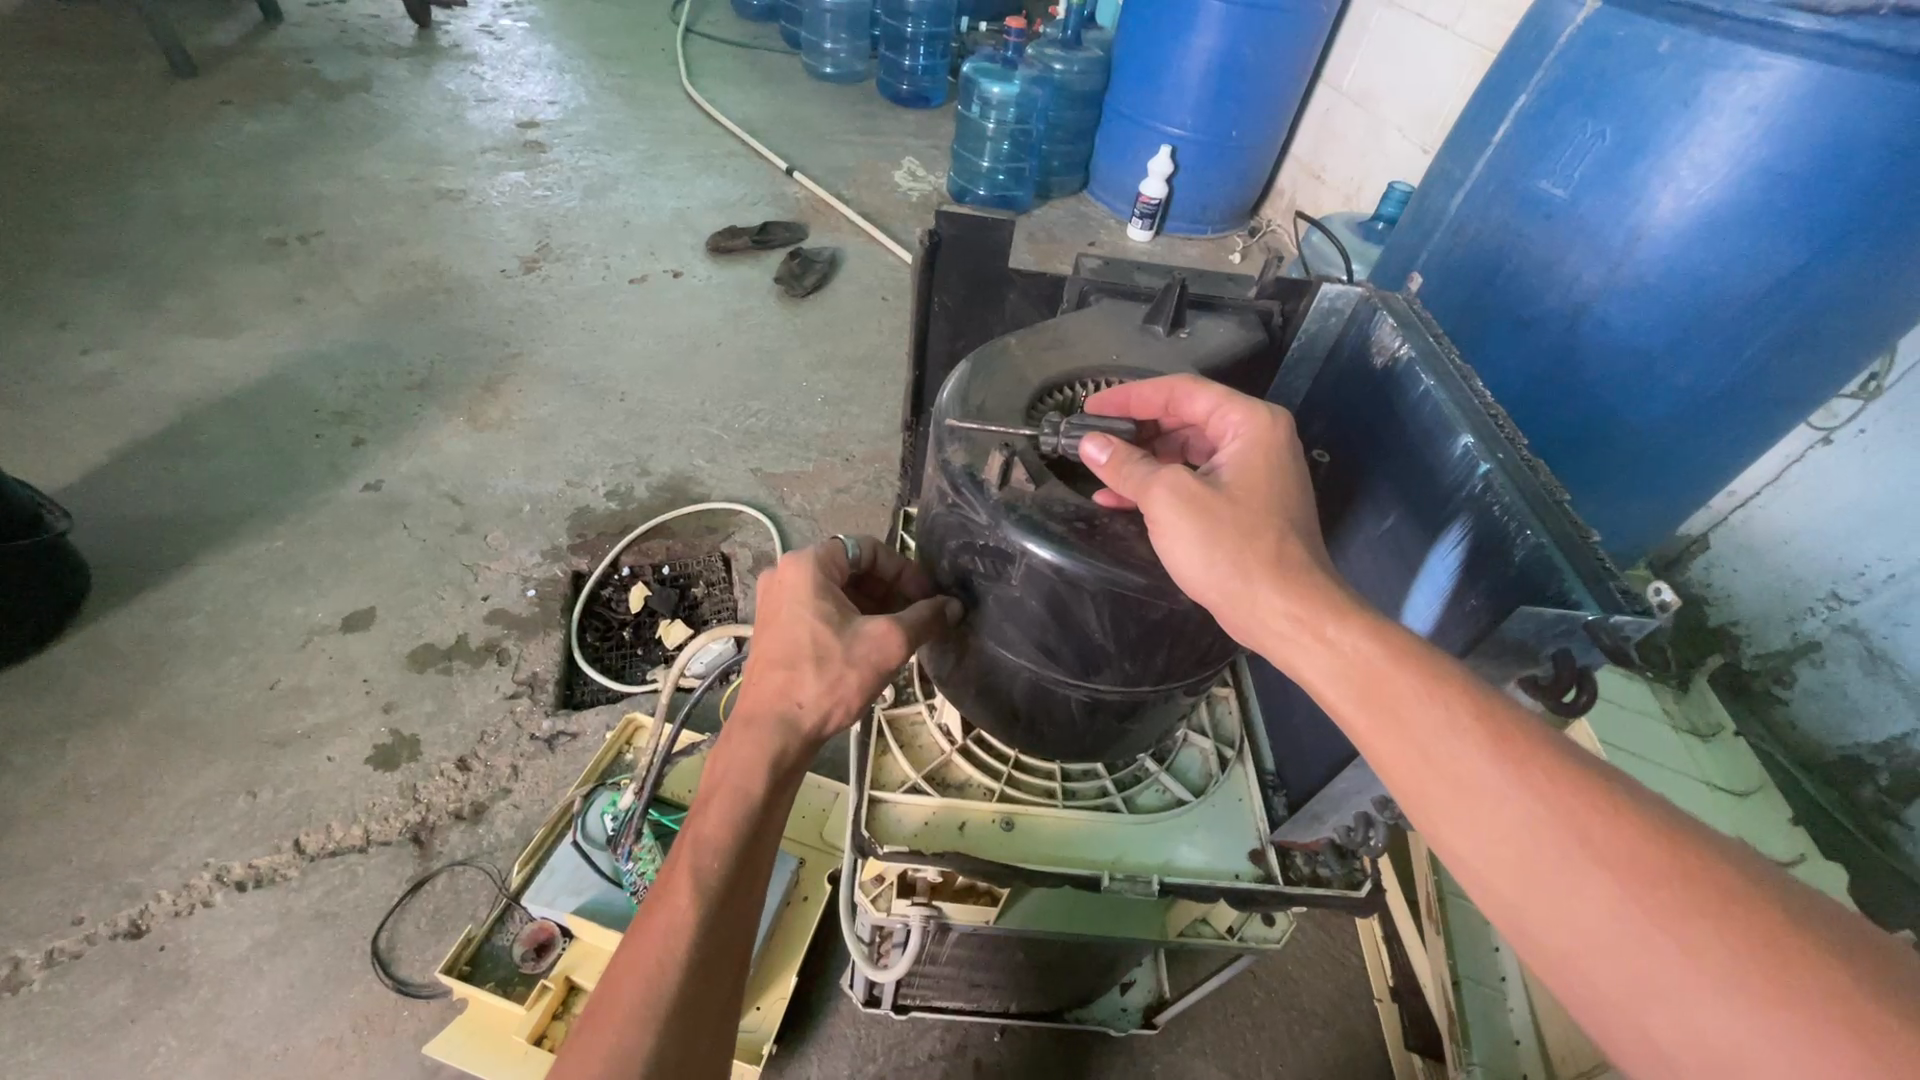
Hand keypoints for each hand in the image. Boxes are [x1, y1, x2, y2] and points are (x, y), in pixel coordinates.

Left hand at [733, 535, 961, 753]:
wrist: (773, 731)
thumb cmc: (829, 678)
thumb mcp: (887, 644)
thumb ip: (925, 618)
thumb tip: (954, 606)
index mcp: (808, 564)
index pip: (869, 549)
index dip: (905, 571)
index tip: (928, 598)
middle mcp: (785, 573)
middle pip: (852, 568)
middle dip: (890, 591)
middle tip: (918, 617)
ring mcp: (775, 602)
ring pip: (836, 592)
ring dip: (873, 607)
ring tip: (900, 635)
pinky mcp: (774, 628)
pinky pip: (819, 610)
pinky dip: (849, 620)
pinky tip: (871, 647)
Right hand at [1079, 374, 1351, 648]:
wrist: (1284, 613)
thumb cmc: (1230, 548)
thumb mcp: (1169, 499)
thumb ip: (1127, 465)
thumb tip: (1090, 443)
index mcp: (1249, 422)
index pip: (1181, 391)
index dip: (1130, 397)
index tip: (1089, 407)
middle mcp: (1256, 439)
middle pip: (1184, 420)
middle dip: (1134, 431)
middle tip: (1090, 438)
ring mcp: (1252, 474)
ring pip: (1185, 454)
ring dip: (1141, 462)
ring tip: (1098, 470)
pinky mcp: (1243, 506)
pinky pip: (1193, 482)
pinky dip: (1158, 488)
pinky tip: (1117, 499)